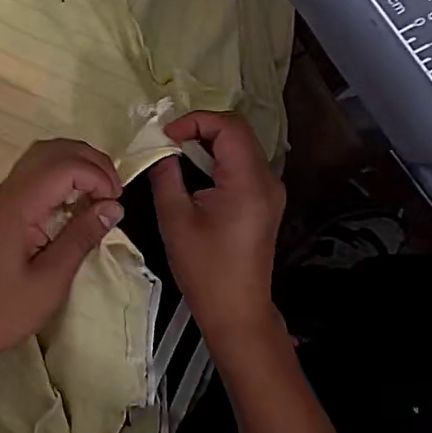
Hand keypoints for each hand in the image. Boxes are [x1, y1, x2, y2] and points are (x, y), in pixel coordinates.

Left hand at [0, 139, 123, 396]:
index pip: (64, 166)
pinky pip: (36, 173)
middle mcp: (7, 191)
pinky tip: (79, 198)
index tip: (116, 203)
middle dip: (91, 161)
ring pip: (43, 156)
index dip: (97, 175)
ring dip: (77, 163)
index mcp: (17, 206)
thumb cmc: (4, 311)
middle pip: (53, 150)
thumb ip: (81, 237)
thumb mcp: (51, 281)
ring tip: (102, 191)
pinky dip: (63, 174)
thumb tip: (114, 206)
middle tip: (115, 191)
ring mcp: (2, 196)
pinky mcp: (3, 206)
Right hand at [150, 111, 286, 348]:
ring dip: (210, 141)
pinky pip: (244, 164)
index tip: (167, 136)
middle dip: (202, 127)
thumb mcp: (175, 219)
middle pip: (238, 131)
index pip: (229, 126)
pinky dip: (219, 158)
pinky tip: (196, 171)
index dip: (195, 121)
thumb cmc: (205, 269)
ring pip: (241, 146)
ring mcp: (270, 190)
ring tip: (178, 152)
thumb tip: (161, 150)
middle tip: (170, 140)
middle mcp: (267, 179)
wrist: (238, 311)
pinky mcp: (266, 200)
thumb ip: (166, 176)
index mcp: (248, 181)